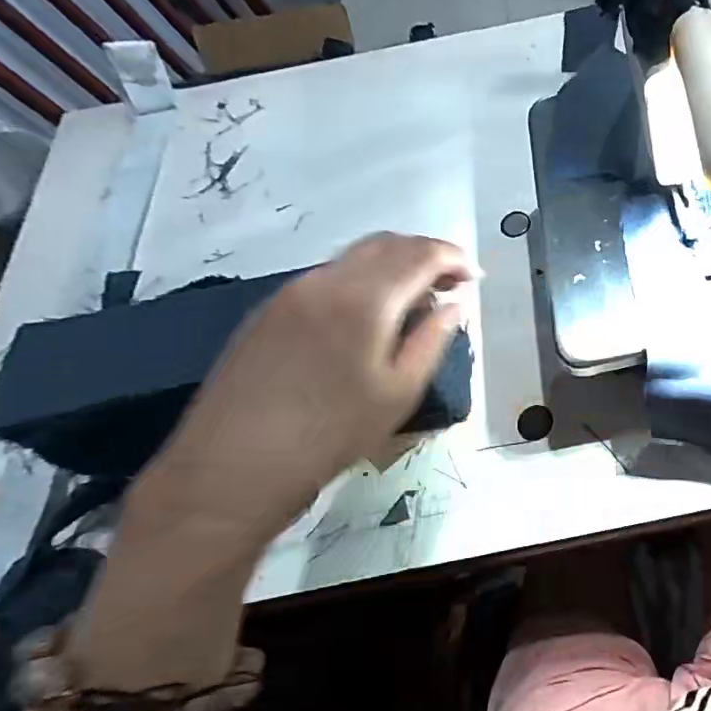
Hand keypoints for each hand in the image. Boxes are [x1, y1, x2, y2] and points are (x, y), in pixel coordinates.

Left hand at [130, 233, 475, 553]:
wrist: (234, 465)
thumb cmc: (332, 434)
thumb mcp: (400, 392)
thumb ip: (433, 339)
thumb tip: (454, 304)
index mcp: (364, 299)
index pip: (420, 254)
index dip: (454, 258)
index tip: (475, 277)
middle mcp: (325, 281)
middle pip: (386, 244)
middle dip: (426, 255)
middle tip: (452, 285)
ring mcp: (291, 292)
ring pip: (354, 257)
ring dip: (394, 266)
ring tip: (416, 301)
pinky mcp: (270, 309)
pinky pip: (329, 277)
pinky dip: (363, 280)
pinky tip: (370, 316)